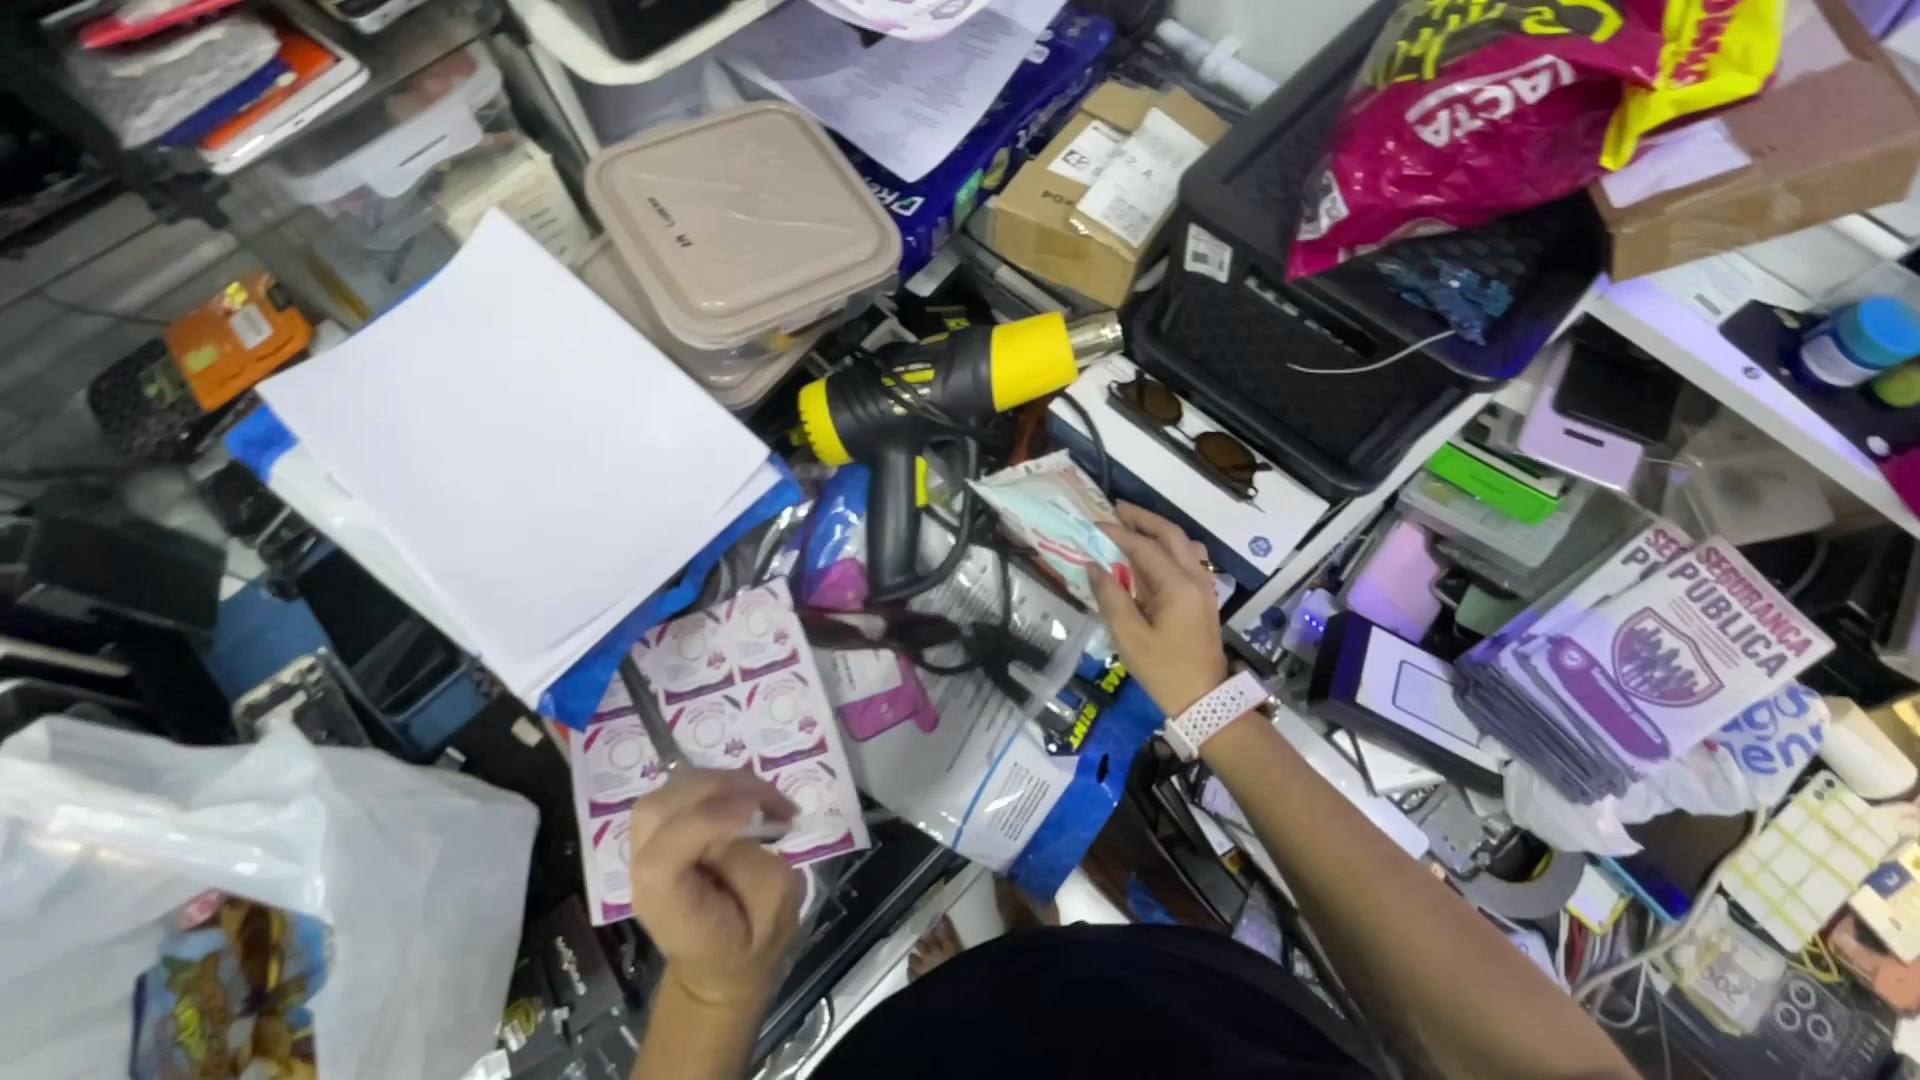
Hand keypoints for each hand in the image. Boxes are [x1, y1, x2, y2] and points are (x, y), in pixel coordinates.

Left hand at [627, 768, 802, 1005]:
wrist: (717, 963)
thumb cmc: (747, 946)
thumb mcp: (773, 918)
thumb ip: (756, 872)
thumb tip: (742, 824)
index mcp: (667, 906)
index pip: (661, 857)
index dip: (705, 822)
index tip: (758, 813)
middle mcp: (643, 872)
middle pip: (659, 810)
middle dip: (721, 789)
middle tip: (773, 801)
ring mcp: (646, 848)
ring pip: (668, 792)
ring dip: (721, 782)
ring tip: (763, 797)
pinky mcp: (660, 831)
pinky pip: (679, 792)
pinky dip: (716, 784)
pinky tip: (746, 796)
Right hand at [1087, 503, 1228, 716]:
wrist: (1203, 700)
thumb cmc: (1163, 670)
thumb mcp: (1128, 637)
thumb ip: (1110, 597)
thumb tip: (1093, 566)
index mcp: (1177, 586)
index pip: (1144, 547)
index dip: (1117, 533)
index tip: (1093, 524)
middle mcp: (1196, 578)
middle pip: (1171, 534)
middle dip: (1143, 519)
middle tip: (1116, 509)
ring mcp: (1204, 586)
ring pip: (1184, 544)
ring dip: (1158, 531)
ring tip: (1132, 527)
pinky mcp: (1204, 596)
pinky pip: (1188, 559)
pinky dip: (1168, 547)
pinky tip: (1150, 555)